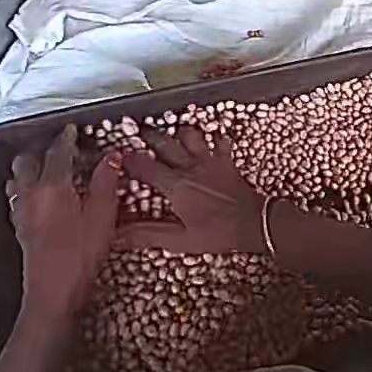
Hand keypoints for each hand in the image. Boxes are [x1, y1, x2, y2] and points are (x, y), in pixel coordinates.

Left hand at [8, 126, 120, 317]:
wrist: (53, 291)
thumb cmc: (79, 255)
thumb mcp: (103, 215)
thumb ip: (106, 182)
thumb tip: (111, 158)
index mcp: (52, 186)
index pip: (57, 152)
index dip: (66, 139)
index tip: (72, 130)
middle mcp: (30, 194)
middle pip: (28, 160)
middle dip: (44, 150)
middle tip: (63, 148)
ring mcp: (20, 210)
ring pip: (18, 177)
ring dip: (32, 168)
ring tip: (50, 168)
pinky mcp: (18, 226)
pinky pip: (17, 195)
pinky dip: (27, 186)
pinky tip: (41, 195)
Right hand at [119, 126, 267, 254]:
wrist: (255, 223)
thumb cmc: (218, 232)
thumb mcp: (180, 239)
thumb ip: (148, 235)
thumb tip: (117, 236)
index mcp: (176, 185)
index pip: (145, 166)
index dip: (128, 160)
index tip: (116, 155)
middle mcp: (191, 167)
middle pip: (165, 144)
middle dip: (149, 136)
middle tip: (137, 131)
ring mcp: (211, 161)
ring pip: (191, 136)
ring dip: (179, 132)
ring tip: (170, 131)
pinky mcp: (227, 162)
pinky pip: (219, 142)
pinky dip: (212, 138)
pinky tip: (210, 138)